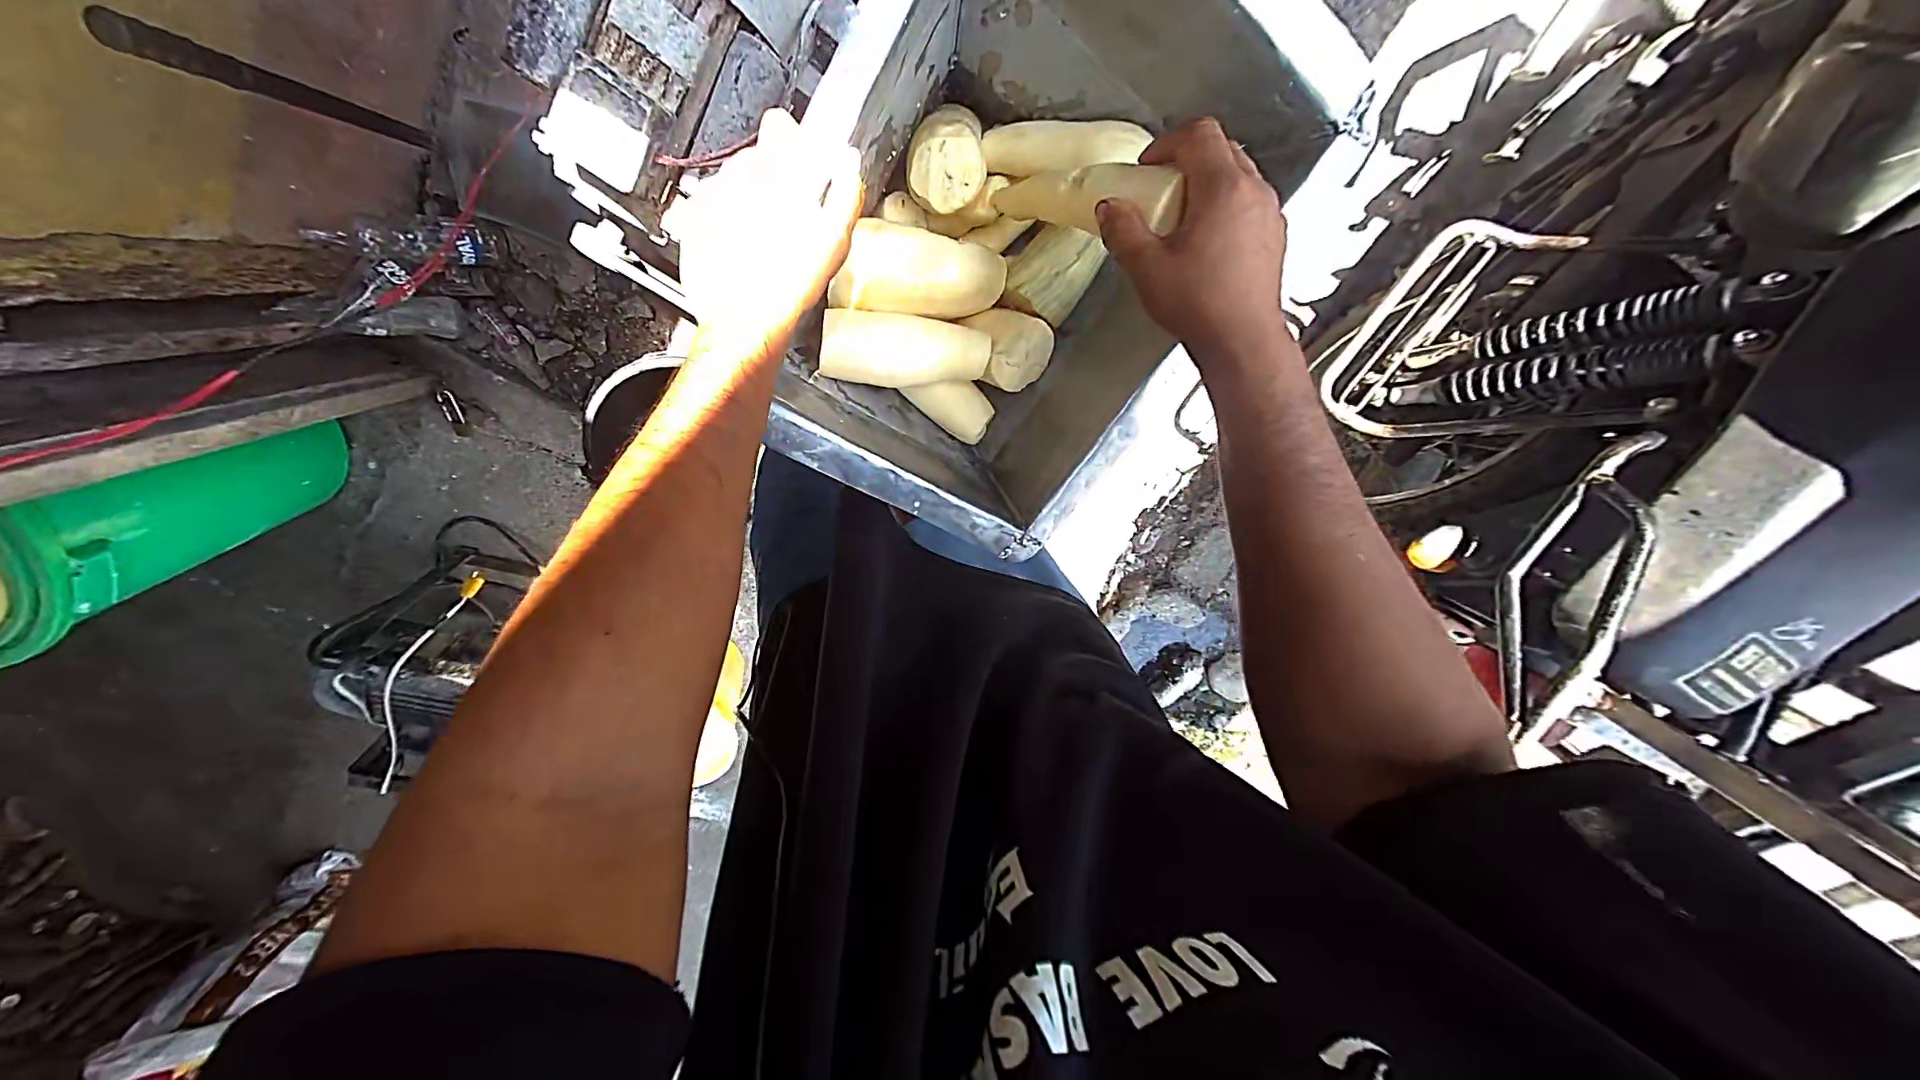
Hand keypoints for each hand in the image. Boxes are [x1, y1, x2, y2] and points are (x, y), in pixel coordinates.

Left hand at [675, 109, 863, 340]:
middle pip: (755, 160)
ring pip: (731, 184)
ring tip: (765, 241)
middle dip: (772, 181)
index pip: (779, 126)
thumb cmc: (787, 288)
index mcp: (773, 175)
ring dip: (748, 202)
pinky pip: (709, 209)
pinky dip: (725, 222)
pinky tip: (742, 248)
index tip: (801, 160)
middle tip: (789, 218)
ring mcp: (707, 200)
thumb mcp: (833, 242)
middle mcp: (734, 178)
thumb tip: (848, 170)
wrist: (744, 324)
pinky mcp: (690, 223)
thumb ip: (844, 197)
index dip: (793, 141)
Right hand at [1096, 118, 1287, 368]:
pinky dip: (1224, 208)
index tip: (1146, 169)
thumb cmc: (1198, 303)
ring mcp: (1270, 213)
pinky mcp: (1274, 237)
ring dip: (1206, 184)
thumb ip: (1123, 230)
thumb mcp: (1146, 267)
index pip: (1199, 134)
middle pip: (1222, 149)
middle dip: (1186, 161)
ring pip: (1238, 176)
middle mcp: (1254, 191)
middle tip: (1159, 191)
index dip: (1167, 144)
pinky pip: (1248, 204)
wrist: (1242, 341)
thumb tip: (1109, 206)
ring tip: (1180, 219)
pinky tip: (1204, 242)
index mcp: (1223, 188)